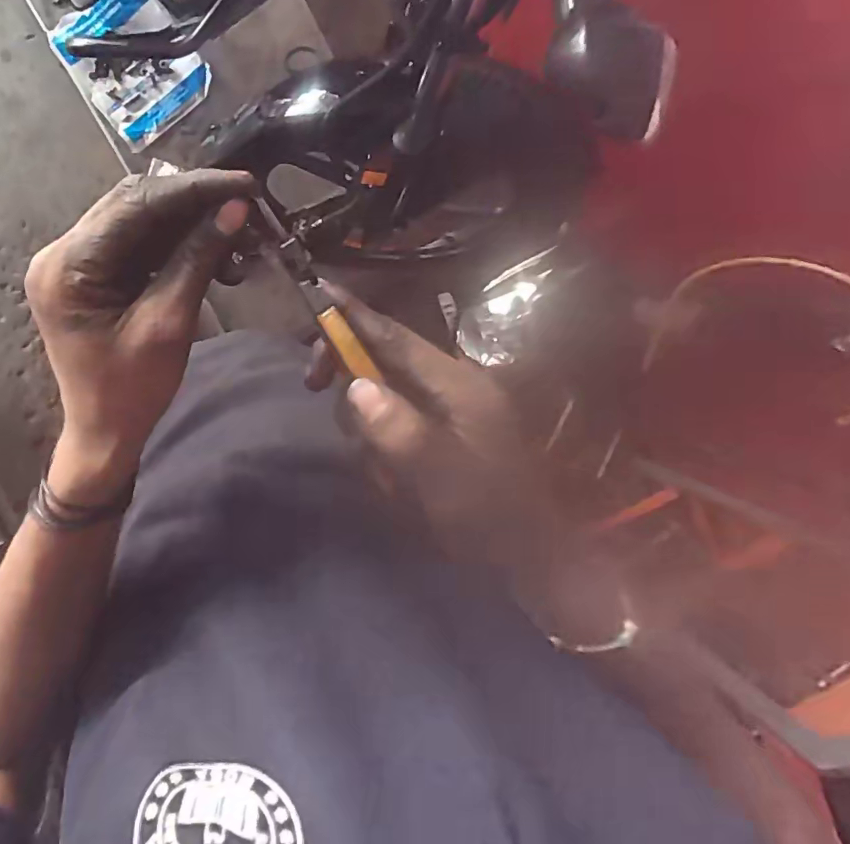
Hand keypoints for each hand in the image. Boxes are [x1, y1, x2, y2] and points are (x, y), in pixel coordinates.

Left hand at [25, 169, 252, 501]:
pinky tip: (213, 251)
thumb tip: (234, 209)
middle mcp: (62, 253)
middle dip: (193, 203)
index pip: (134, 205)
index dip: (193, 190)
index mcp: (67, 266)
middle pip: (134, 205)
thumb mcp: (168, 323)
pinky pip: (137, 244)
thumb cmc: (130, 391)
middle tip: (245, 204)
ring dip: (189, 224)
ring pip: (139, 221)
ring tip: (237, 234)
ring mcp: (74, 262)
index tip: (243, 184)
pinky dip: (175, 244)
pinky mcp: (92, 274)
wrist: (104, 435)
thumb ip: (196, 259)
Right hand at [307, 287, 556, 568]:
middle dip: (348, 374)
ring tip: (384, 475)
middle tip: (313, 385)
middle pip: (381, 359)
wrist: (537, 558)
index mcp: (455, 383)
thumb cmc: (491, 515)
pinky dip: (382, 447)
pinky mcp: (441, 432)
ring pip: (381, 394)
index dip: (355, 315)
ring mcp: (446, 409)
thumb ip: (397, 430)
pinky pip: (393, 422)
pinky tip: (394, 482)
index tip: (319, 291)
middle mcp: (449, 385)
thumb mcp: (441, 477)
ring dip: (366, 427)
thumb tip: (355, 386)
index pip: (394, 337)